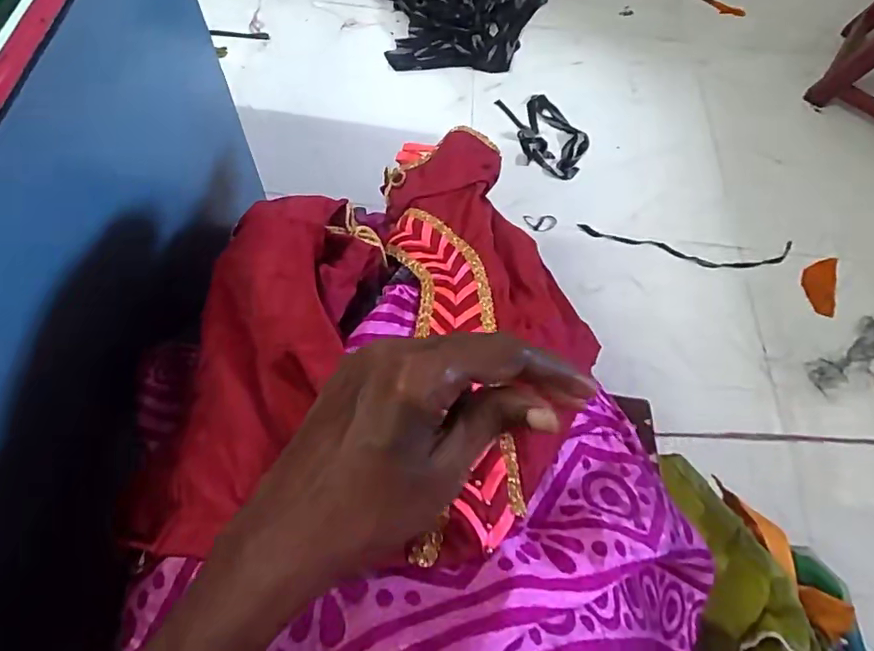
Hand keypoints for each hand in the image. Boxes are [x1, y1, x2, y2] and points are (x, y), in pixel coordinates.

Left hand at [145, 333, 594, 650]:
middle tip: (557, 403)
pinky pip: (415, 364)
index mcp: (416, 370)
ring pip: (443, 354)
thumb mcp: (443, 472)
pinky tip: (465, 404)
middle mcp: (392, 346)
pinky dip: (449, 379)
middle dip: (518, 370)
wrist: (288, 527)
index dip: (546, 368)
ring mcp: (368, 354)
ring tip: (519, 407)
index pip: (498, 351)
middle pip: (471, 346)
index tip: (585, 392)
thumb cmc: (371, 512)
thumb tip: (541, 405)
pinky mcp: (355, 369)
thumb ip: (490, 421)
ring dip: (483, 375)